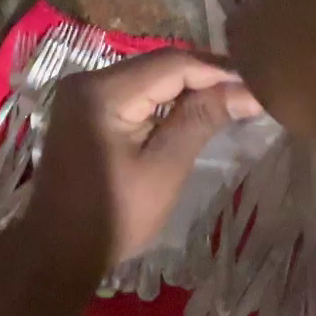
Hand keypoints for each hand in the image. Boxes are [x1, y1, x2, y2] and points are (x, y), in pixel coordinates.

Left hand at [25, 48, 261, 278]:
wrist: (57, 251)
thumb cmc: (114, 216)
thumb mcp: (164, 168)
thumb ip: (202, 120)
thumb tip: (248, 90)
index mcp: (102, 90)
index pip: (171, 64)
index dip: (217, 70)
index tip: (258, 81)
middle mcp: (88, 78)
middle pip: (158, 65)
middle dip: (205, 76)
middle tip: (250, 90)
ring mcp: (83, 92)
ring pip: (148, 76)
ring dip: (187, 86)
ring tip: (232, 97)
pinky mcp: (85, 107)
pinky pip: (134, 91)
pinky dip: (164, 98)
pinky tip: (195, 108)